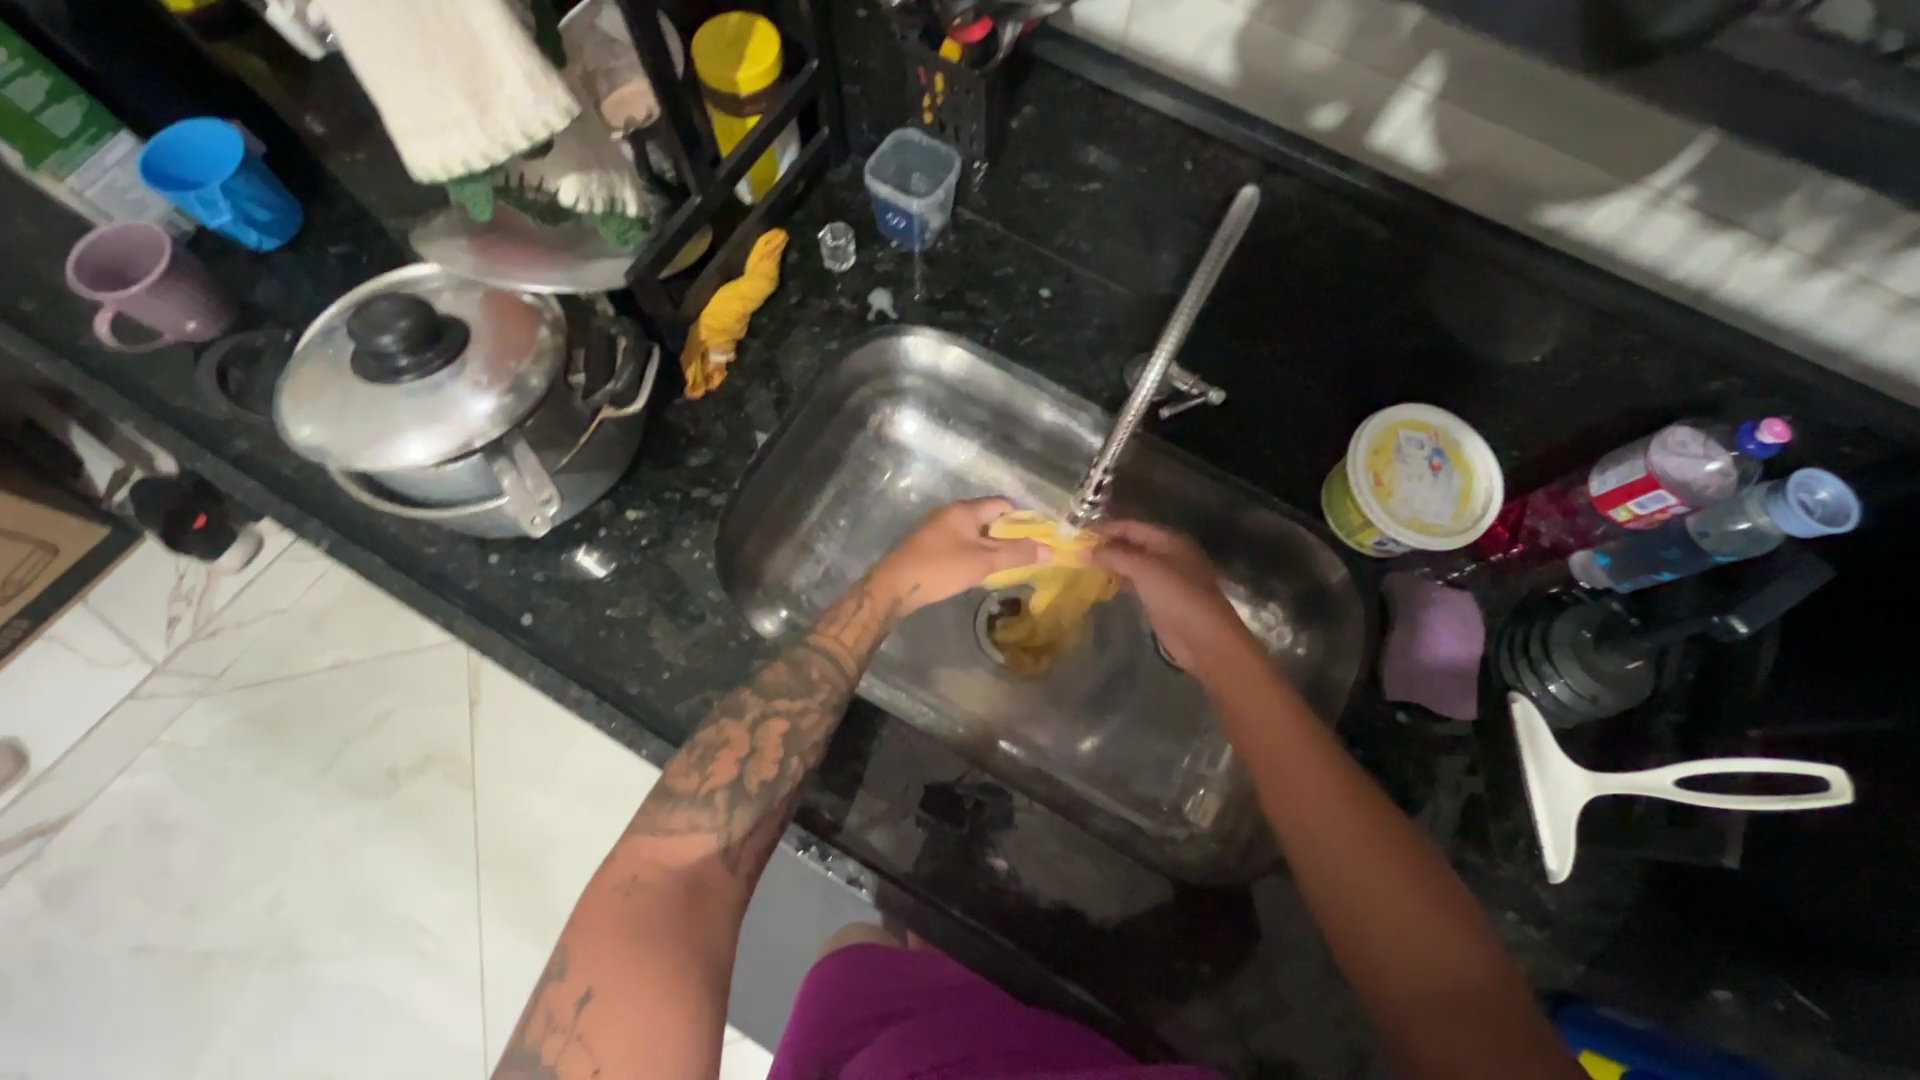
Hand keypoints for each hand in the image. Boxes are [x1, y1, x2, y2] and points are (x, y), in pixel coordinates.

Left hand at [869, 497, 1045, 615]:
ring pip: (972, 531)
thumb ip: (1017, 554)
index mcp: (965, 510)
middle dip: (1006, 535)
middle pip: (987, 517)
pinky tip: (974, 570)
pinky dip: (971, 551)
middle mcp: (950, 512)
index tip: (1035, 539)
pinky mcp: (927, 544)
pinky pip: (958, 541)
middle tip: (1022, 556)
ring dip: (988, 545)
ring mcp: (936, 527)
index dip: (1022, 519)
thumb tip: (1049, 550)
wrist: (895, 585)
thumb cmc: (941, 568)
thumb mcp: (984, 562)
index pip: (1002, 504)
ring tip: (1002, 566)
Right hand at [1090, 520, 1255, 670]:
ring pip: (1133, 564)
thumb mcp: (1143, 568)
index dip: (1105, 529)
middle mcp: (1169, 554)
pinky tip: (1102, 585)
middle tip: (1076, 552)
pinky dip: (1119, 581)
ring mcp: (1166, 577)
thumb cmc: (1175, 594)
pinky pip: (1137, 583)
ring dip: (1111, 564)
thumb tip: (1085, 550)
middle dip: (1106, 546)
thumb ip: (1114, 555)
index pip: (1131, 526)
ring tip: (1083, 567)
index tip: (1078, 536)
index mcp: (1169, 540)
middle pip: (1132, 543)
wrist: (1204, 636)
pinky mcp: (1162, 598)